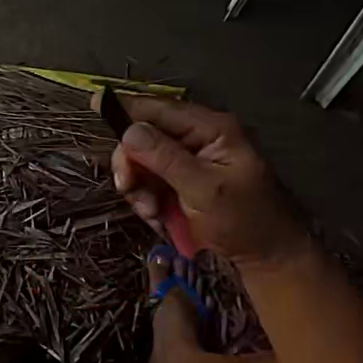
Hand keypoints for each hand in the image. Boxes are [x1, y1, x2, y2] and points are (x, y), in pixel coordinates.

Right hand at [110, 98, 310, 269]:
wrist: (266, 258)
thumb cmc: (245, 220)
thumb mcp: (204, 189)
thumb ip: (165, 158)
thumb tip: (130, 131)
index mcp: (211, 129)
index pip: (161, 110)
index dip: (128, 108)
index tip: (95, 104)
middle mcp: (197, 140)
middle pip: (145, 137)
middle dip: (132, 163)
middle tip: (128, 187)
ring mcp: (187, 164)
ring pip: (141, 162)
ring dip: (138, 187)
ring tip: (151, 211)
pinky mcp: (180, 185)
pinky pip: (148, 184)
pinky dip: (145, 200)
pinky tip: (156, 216)